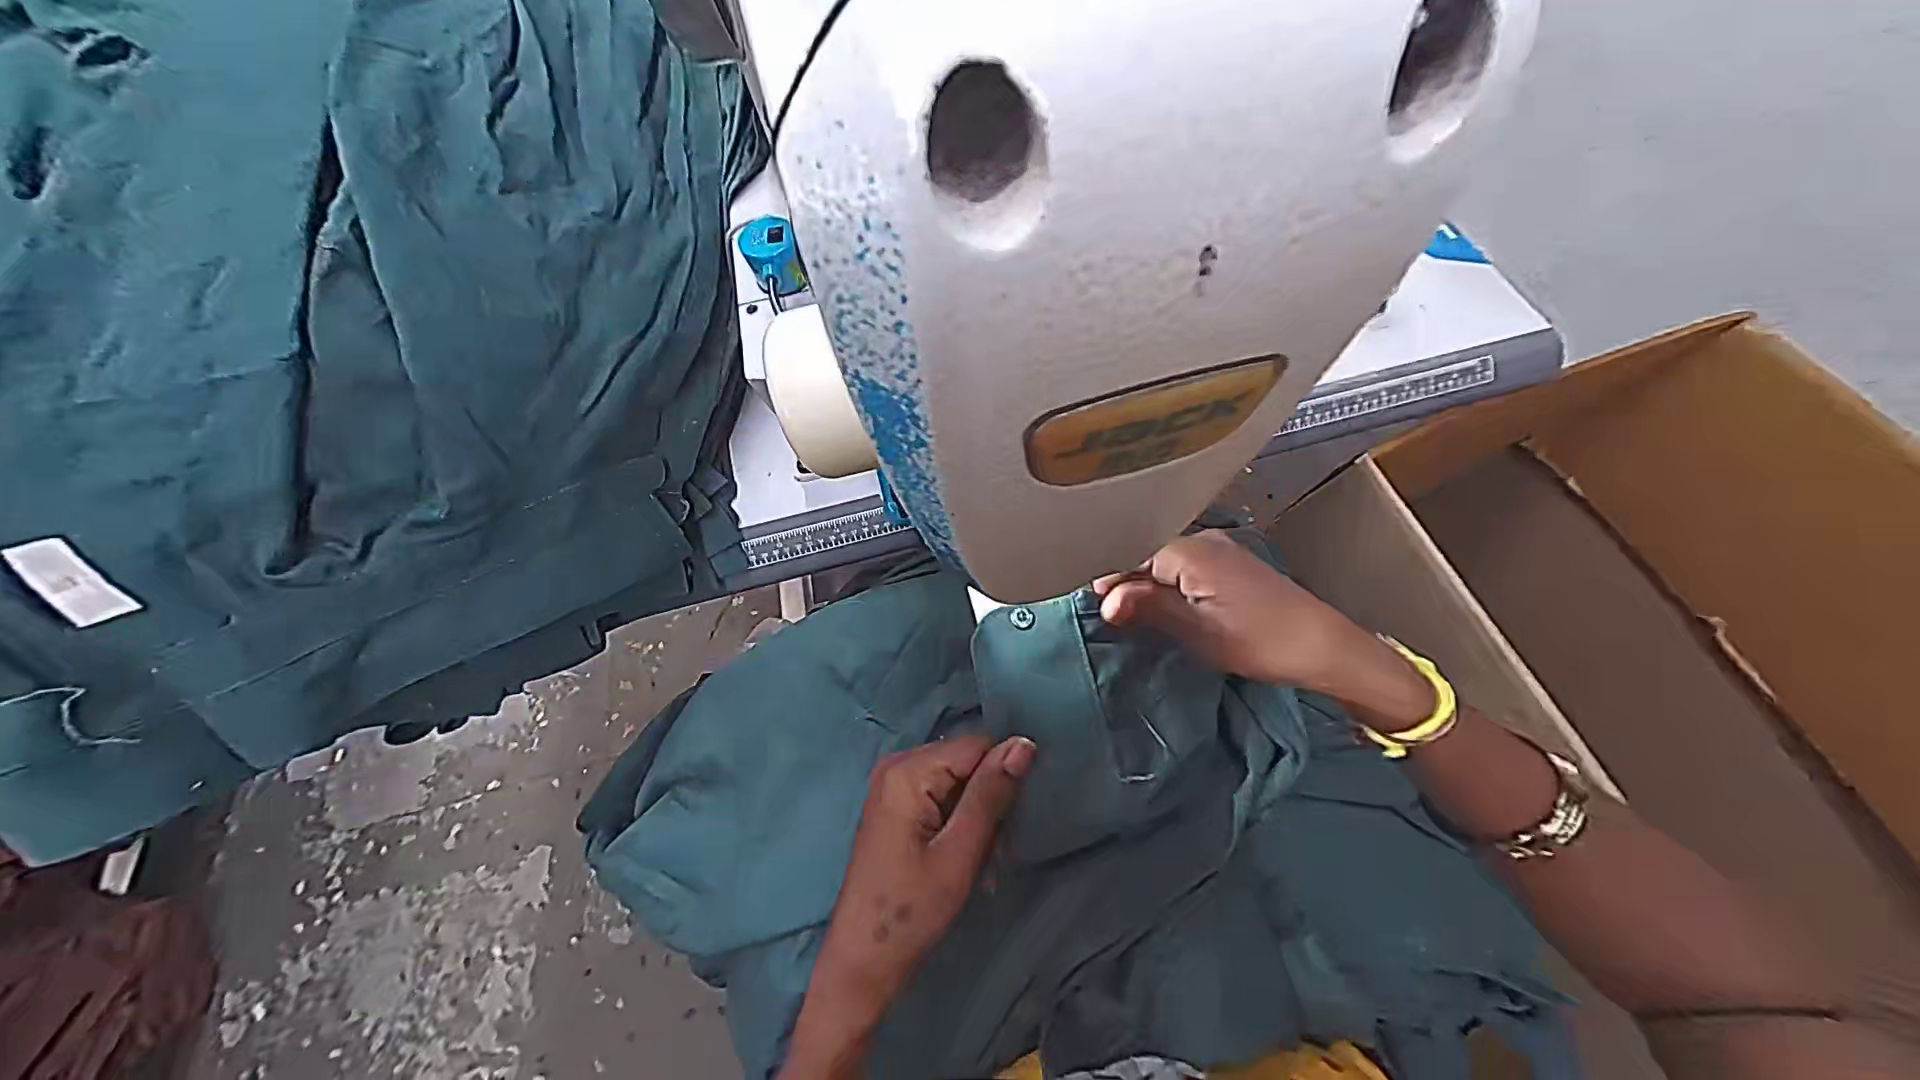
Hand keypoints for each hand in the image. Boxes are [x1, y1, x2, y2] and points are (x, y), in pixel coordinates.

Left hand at [780, 735, 1035, 1078]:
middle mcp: (896, 764)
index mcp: (907, 770)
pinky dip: (960, 823)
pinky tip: (963, 858)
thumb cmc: (912, 911)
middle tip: (994, 852)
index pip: (978, 747)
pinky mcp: (895, 803)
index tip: (1007, 826)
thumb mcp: (960, 853)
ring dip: (978, 817)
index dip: (1001, 779)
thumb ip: (991, 793)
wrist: (863, 962)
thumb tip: (1024, 743)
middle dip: (989, 801)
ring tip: (980, 862)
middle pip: (967, 762)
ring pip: (959, 781)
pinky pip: (941, 795)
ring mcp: (892, 783)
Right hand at [1093, 530, 1431, 726]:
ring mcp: (1218, 549)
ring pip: (1162, 558)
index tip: (1092, 604)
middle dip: (1123, 580)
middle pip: (1145, 552)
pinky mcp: (1228, 563)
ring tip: (1132, 612)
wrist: (1324, 646)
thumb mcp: (1198, 631)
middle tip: (1110, 613)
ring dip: (1145, 583)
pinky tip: (1163, 604)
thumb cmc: (1259, 641)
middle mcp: (1202, 540)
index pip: (1130, 552)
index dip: (1108, 576)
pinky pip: (1181, 564)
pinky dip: (1166, 582)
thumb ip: (1149, 608)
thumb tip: (1105, 599)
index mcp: (1190, 551)